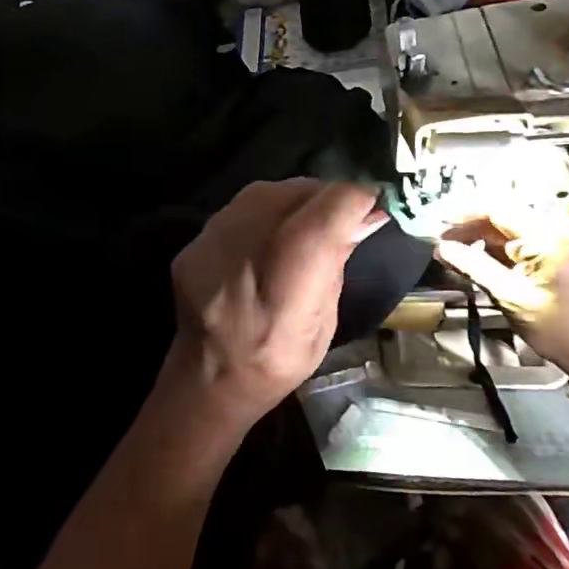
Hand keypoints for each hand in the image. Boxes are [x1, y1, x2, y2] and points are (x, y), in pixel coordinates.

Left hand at [166, 179, 384, 426]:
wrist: (206, 376)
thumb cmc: (277, 362)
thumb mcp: (323, 322)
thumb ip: (336, 262)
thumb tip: (368, 212)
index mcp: (281, 298)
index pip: (321, 221)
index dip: (354, 199)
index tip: (378, 197)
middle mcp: (238, 263)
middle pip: (292, 195)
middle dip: (327, 195)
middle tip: (346, 210)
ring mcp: (206, 248)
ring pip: (264, 193)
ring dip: (297, 199)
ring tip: (312, 219)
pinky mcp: (191, 243)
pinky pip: (238, 208)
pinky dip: (266, 211)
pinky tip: (274, 231)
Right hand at [435, 212, 568, 405]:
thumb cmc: (559, 327)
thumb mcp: (510, 296)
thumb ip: (474, 267)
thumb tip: (442, 248)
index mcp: (546, 238)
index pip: (499, 210)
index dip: (466, 215)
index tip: (439, 227)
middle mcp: (552, 237)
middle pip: (503, 221)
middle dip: (470, 230)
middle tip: (441, 244)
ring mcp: (553, 252)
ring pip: (508, 237)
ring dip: (479, 244)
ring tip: (452, 256)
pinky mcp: (552, 266)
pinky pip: (517, 252)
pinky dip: (494, 256)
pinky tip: (474, 267)